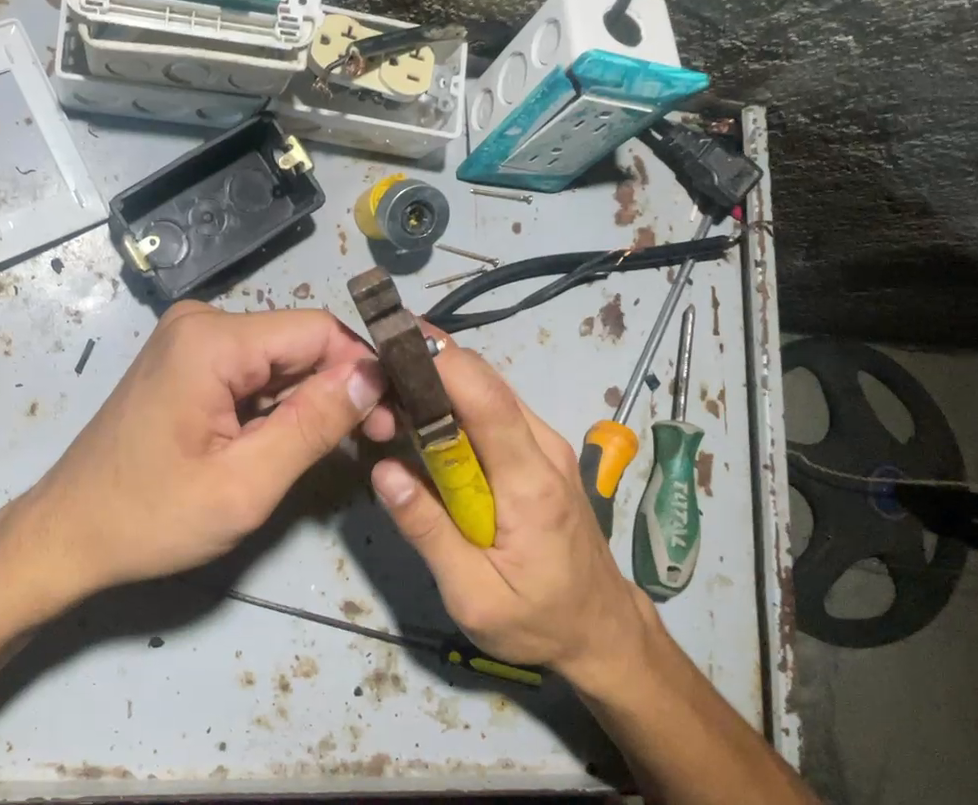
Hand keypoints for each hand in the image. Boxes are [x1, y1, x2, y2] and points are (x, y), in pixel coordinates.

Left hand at [24, 302, 393, 599]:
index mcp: (212, 340)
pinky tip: (288, 440)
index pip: (318, 330)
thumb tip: (373, 374)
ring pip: (278, 359)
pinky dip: (277, 404)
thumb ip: (314, 423)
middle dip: (339, 388)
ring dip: (310, 399)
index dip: (363, 369)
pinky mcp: (185, 364)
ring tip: (333, 448)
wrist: (68, 533)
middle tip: (370, 442)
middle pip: (298, 342)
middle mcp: (200, 323)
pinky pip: (250, 372)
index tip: (391, 418)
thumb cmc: (151, 517)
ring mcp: (189, 341)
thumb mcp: (245, 483)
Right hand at [369, 330, 652, 687]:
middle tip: (373, 390)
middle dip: (425, 371)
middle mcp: (545, 448)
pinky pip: (492, 411)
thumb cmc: (540, 621)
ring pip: (486, 391)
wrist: (603, 633)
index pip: (486, 400)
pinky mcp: (540, 452)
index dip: (441, 363)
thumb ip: (429, 531)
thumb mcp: (474, 596)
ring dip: (435, 388)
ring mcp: (546, 446)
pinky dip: (453, 406)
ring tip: (387, 411)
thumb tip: (383, 470)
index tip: (392, 344)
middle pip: (483, 382)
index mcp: (530, 482)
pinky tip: (421, 427)